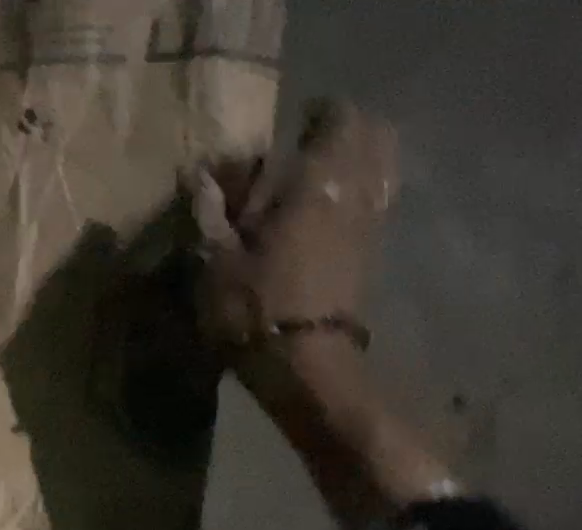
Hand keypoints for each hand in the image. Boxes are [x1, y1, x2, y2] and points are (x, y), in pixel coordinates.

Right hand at [194, 99, 398, 372]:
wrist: (306, 363)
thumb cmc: (253, 308)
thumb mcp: (214, 261)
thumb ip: (211, 213)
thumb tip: (200, 175)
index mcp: (316, 182)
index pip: (336, 120)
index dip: (317, 114)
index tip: (292, 123)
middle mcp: (356, 191)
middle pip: (374, 137)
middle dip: (346, 133)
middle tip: (308, 145)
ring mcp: (371, 222)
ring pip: (381, 168)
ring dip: (355, 164)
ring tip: (317, 179)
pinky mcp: (372, 252)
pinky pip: (375, 201)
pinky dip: (358, 194)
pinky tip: (327, 214)